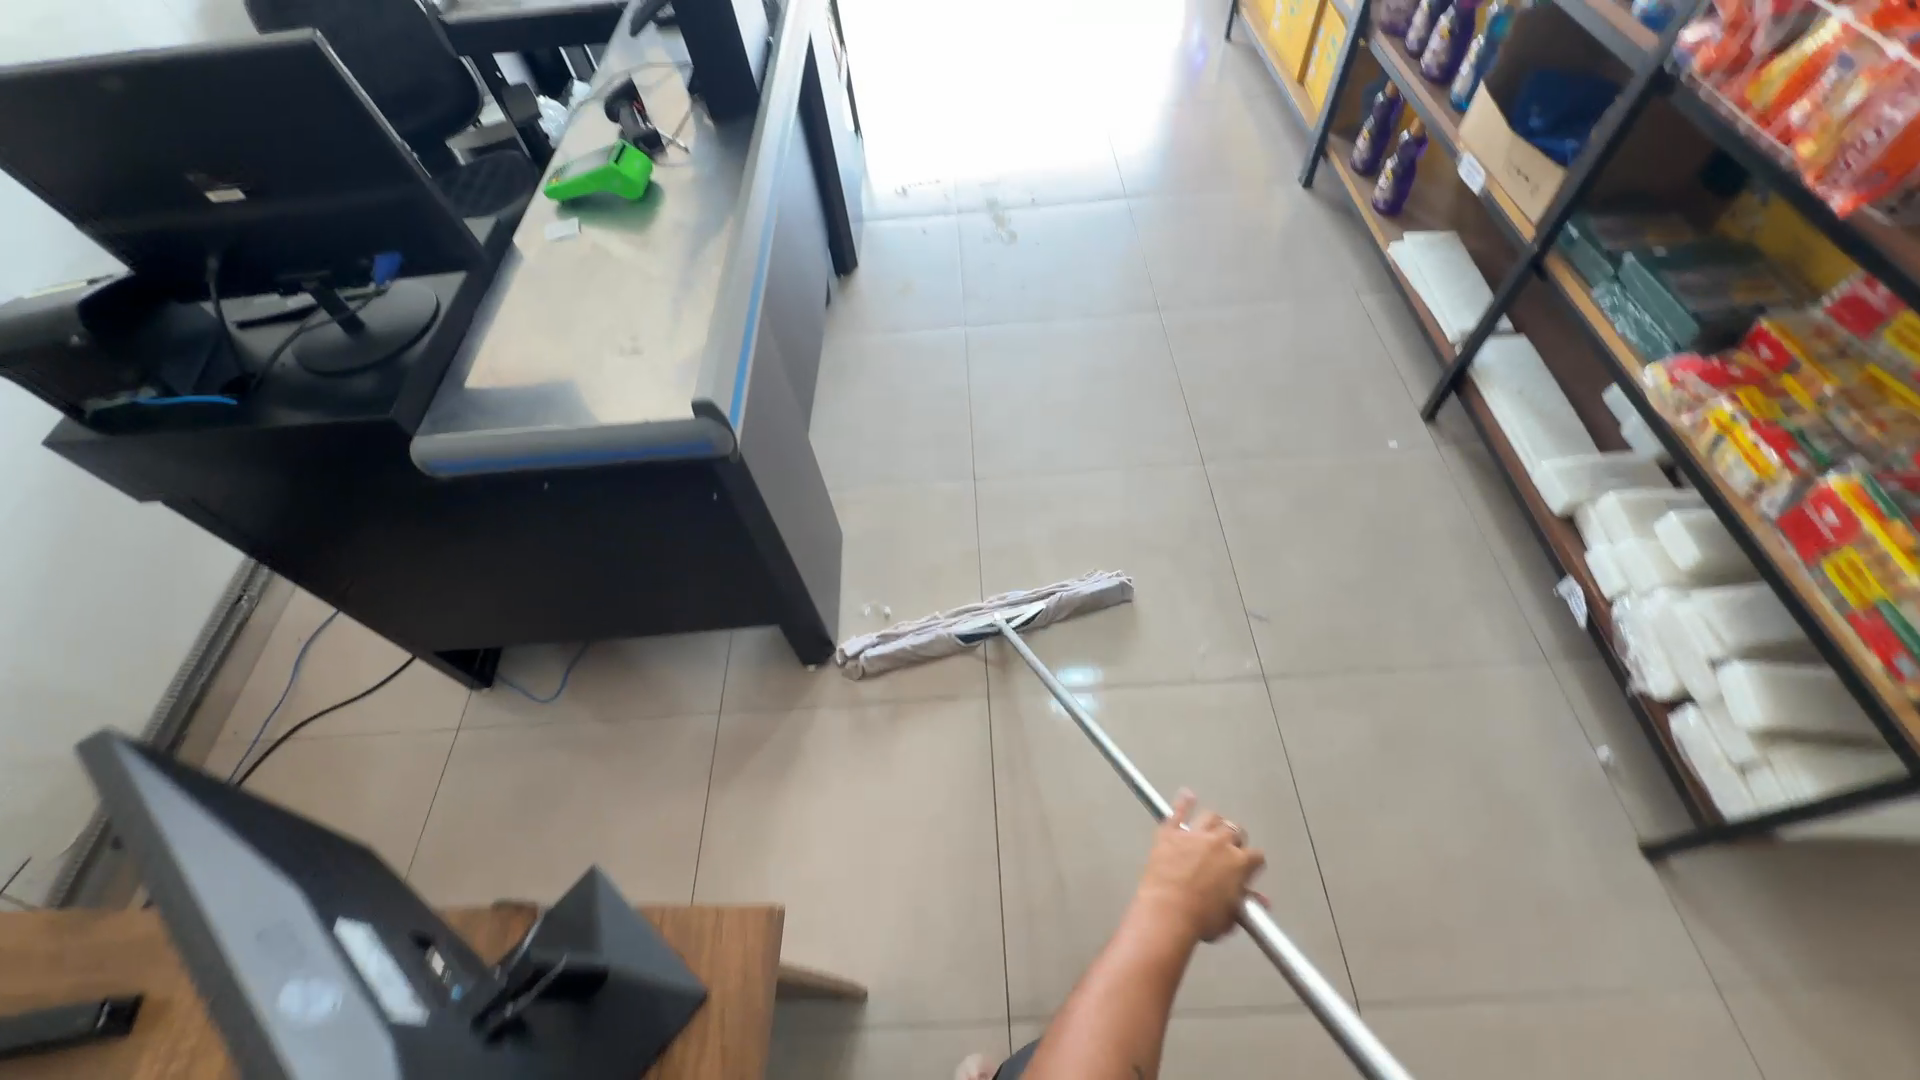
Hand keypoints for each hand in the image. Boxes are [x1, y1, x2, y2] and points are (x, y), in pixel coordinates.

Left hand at [1133, 790, 1265, 942]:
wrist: (1168, 910)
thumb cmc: (1202, 919)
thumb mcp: (1230, 916)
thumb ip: (1245, 902)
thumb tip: (1262, 901)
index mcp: (1240, 863)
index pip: (1256, 855)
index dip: (1252, 862)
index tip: (1247, 868)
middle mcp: (1220, 842)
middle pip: (1234, 831)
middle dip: (1234, 840)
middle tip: (1227, 850)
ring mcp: (1194, 834)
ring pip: (1211, 817)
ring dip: (1214, 822)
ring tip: (1212, 828)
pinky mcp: (1171, 831)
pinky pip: (1179, 810)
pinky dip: (1184, 801)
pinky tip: (1187, 794)